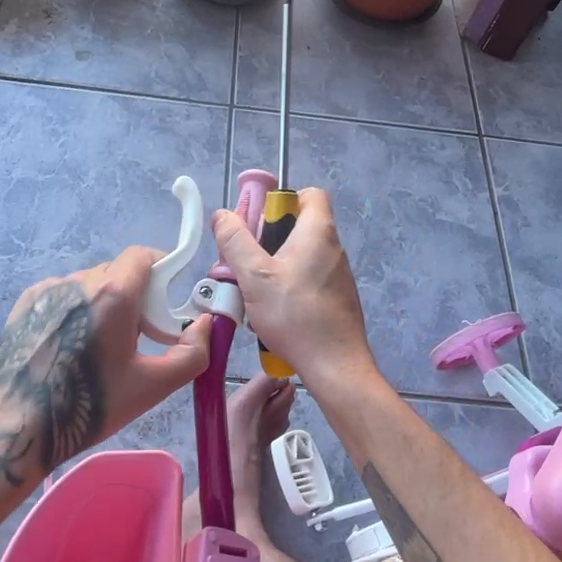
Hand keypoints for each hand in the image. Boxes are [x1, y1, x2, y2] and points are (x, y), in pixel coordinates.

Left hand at [0, 246, 212, 475]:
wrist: (19, 426)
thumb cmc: (89, 405)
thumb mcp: (151, 387)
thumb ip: (192, 353)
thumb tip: (205, 325)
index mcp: (113, 294)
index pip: (142, 255)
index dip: (159, 270)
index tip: (164, 301)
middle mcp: (79, 281)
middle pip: (117, 272)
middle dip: (133, 295)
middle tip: (135, 335)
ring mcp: (48, 290)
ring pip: (89, 283)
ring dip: (102, 302)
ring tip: (98, 345)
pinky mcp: (26, 302)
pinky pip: (63, 294)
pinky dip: (74, 310)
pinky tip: (69, 345)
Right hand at [213, 188, 374, 382]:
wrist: (336, 366)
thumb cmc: (295, 315)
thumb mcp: (254, 276)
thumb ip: (236, 242)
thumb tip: (223, 215)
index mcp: (318, 232)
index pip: (309, 194)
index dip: (283, 200)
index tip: (259, 221)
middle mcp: (333, 247)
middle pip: (298, 226)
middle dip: (268, 239)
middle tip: (245, 260)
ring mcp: (338, 275)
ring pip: (300, 256)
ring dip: (274, 267)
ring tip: (253, 290)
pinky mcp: (337, 298)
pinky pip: (308, 279)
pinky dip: (288, 287)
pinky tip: (272, 312)